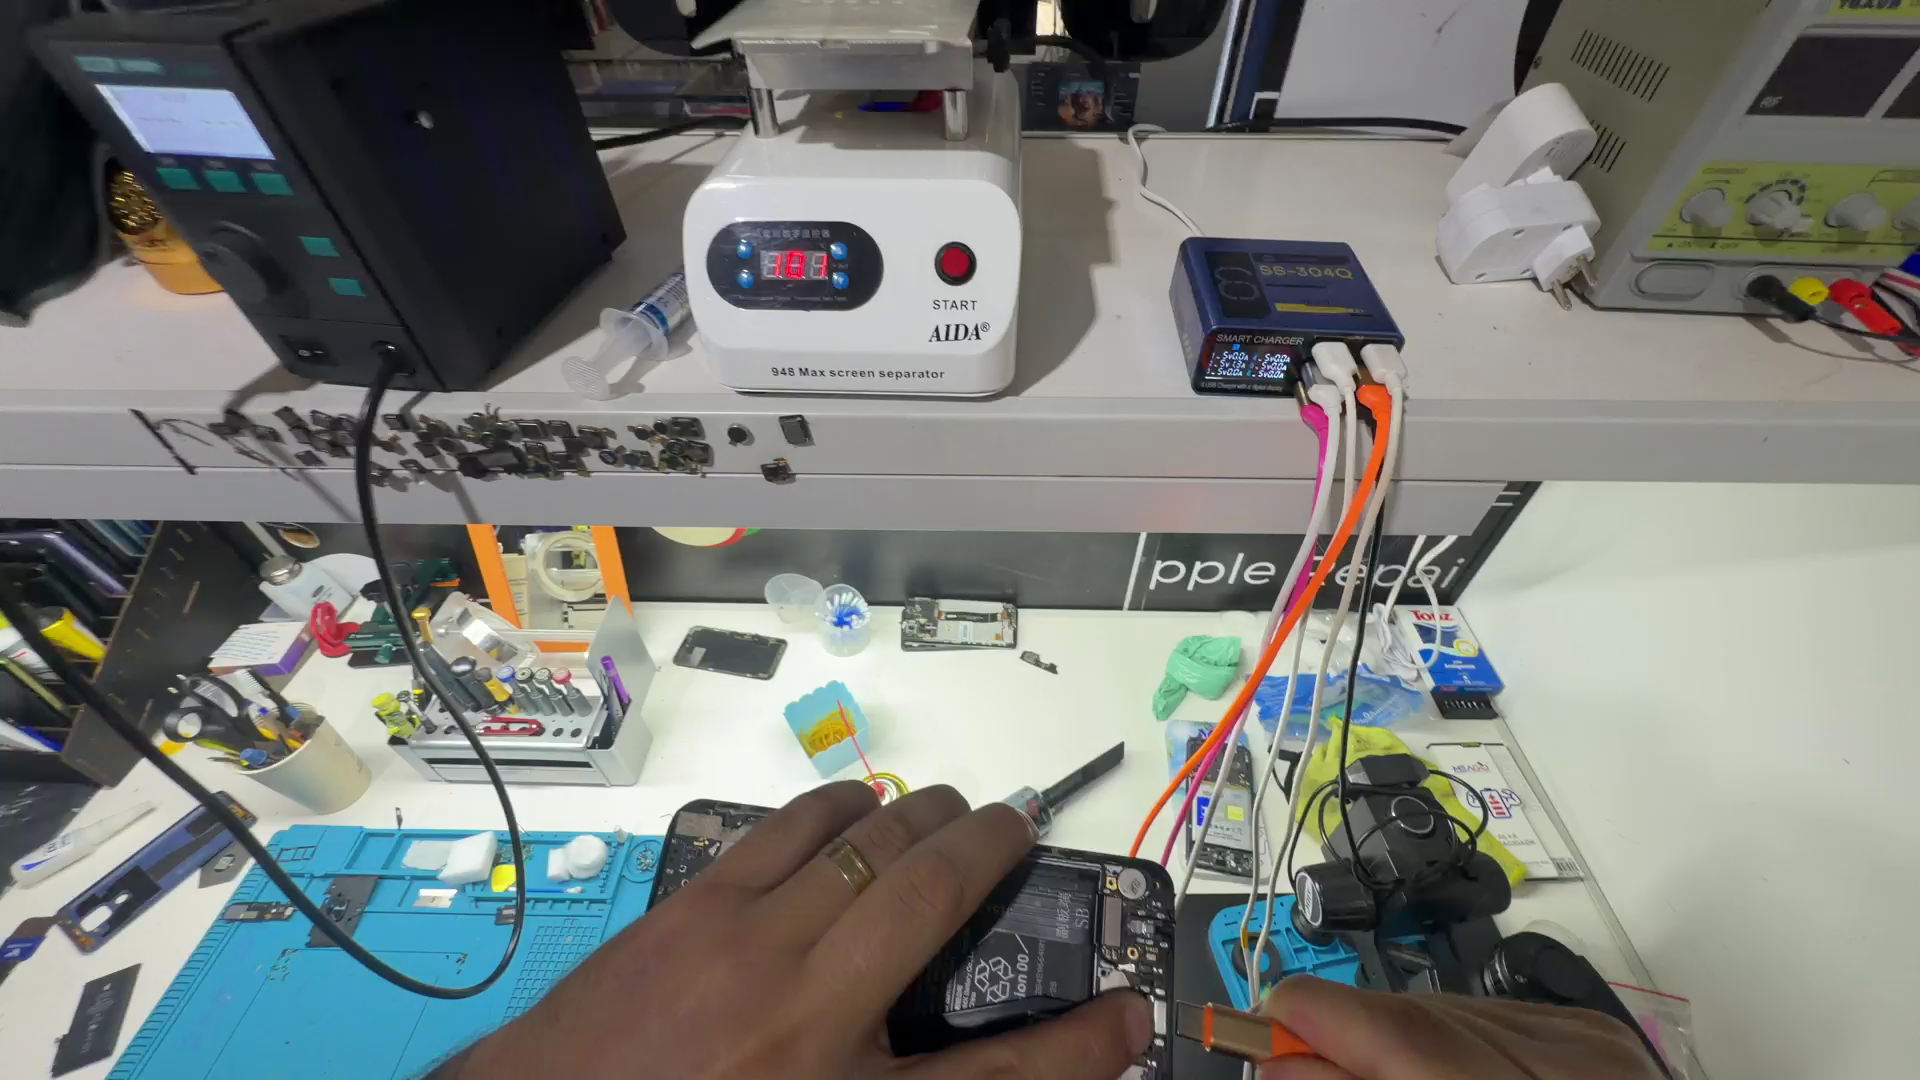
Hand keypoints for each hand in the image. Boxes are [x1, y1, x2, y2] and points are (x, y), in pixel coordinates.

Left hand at [436, 782, 1152, 1078]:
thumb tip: (945, 1057)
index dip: (1082, 1050)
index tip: (1130, 1015)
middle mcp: (808, 1011)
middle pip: (935, 896)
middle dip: (990, 848)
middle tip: (1015, 826)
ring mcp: (746, 941)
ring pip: (869, 842)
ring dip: (922, 813)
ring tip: (947, 806)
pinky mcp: (694, 905)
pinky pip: (791, 826)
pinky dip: (842, 808)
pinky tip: (858, 808)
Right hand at [1259, 976, 1662, 1079]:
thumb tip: (1280, 1067)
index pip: (1400, 1031)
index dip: (1310, 1022)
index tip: (1258, 1035)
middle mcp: (1577, 1069)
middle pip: (1412, 1016)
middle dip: (1339, 1039)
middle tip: (1291, 1066)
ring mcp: (1593, 1044)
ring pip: (1438, 1007)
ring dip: (1389, 1039)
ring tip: (1377, 1078)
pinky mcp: (1594, 1033)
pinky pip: (1478, 1012)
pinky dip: (1438, 1039)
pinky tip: (1439, 1074)